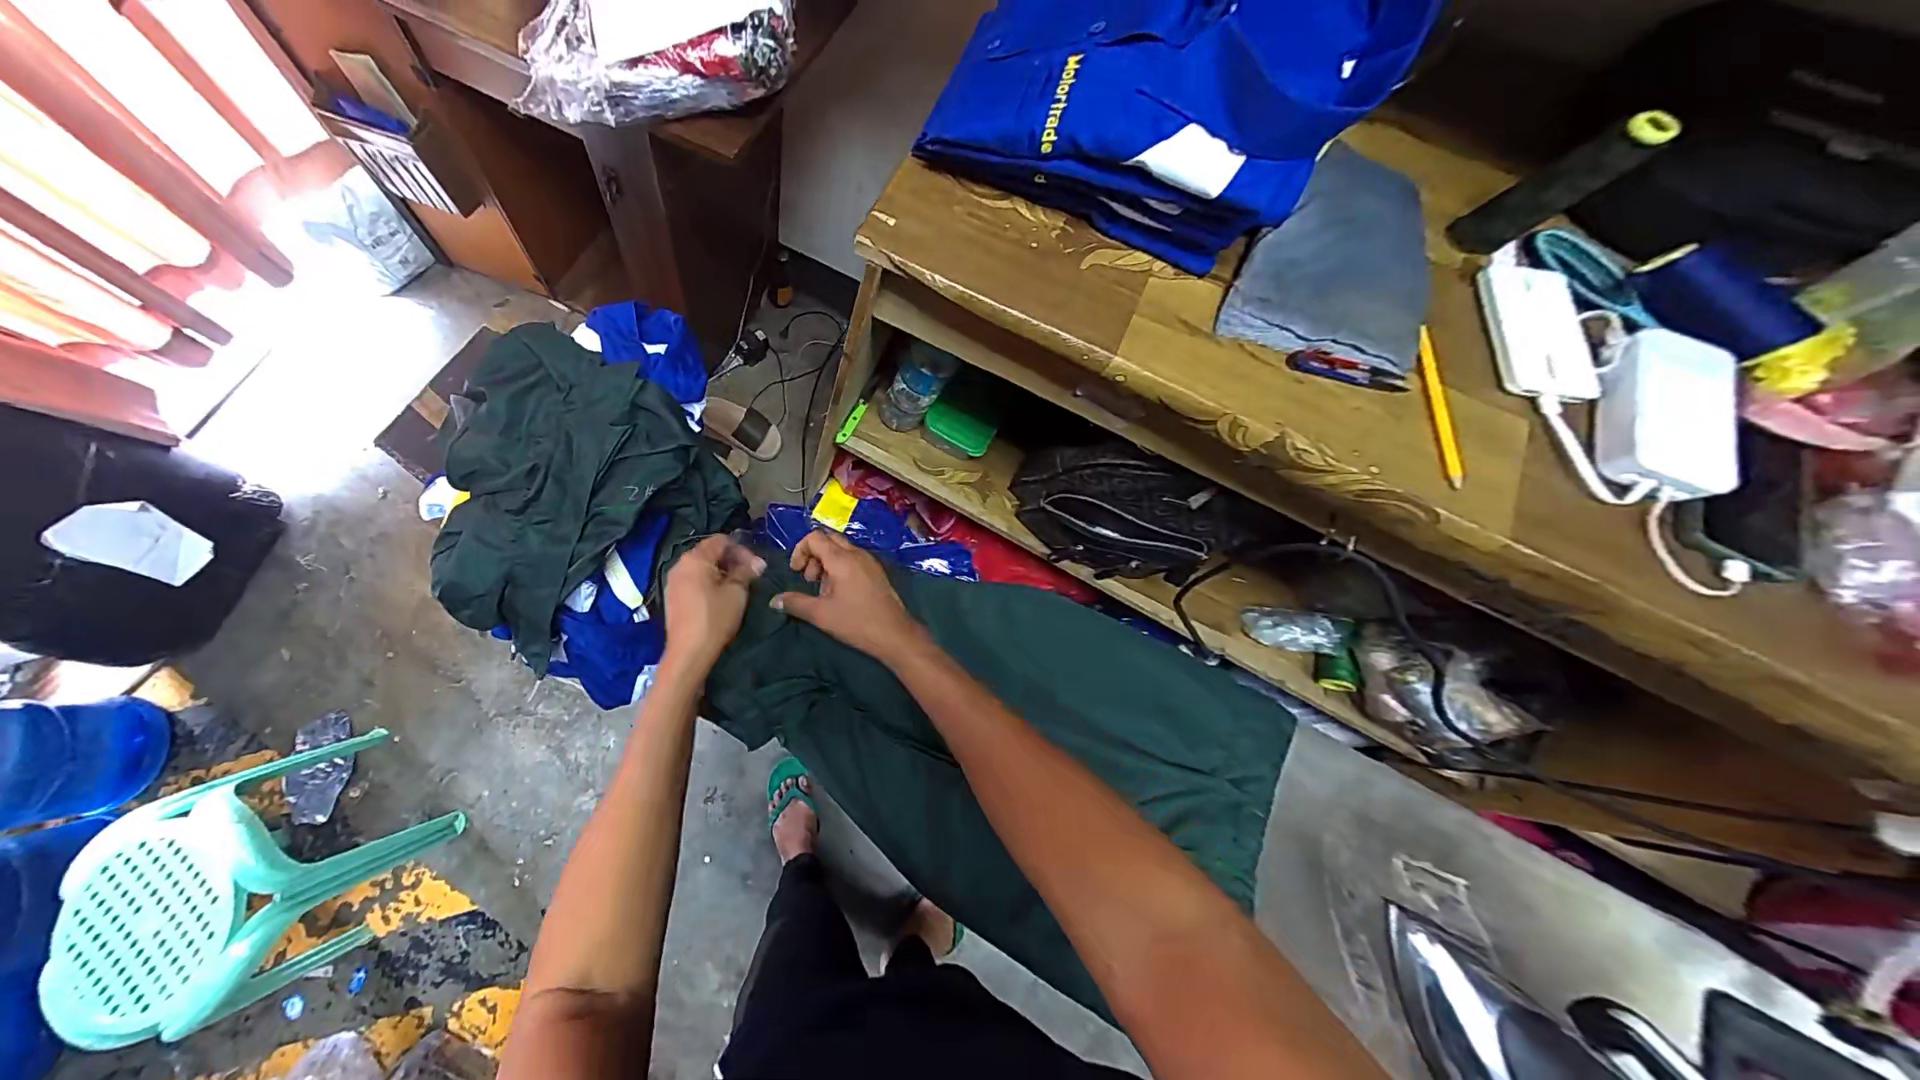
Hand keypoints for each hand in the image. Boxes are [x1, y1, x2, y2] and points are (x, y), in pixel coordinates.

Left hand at [661, 534, 765, 673]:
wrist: (689, 652)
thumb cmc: (715, 617)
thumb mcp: (737, 592)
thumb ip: (745, 572)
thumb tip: (756, 563)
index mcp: (695, 559)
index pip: (721, 541)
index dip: (742, 550)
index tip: (756, 567)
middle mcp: (680, 565)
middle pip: (709, 552)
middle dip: (732, 561)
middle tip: (750, 576)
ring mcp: (673, 581)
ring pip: (701, 567)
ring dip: (721, 572)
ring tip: (737, 587)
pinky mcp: (672, 597)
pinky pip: (693, 580)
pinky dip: (708, 582)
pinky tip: (719, 597)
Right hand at [772, 530, 926, 662]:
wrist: (895, 634)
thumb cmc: (856, 622)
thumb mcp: (821, 614)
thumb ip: (795, 603)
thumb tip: (774, 600)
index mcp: (842, 559)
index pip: (815, 537)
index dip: (800, 551)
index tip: (797, 573)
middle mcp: (857, 554)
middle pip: (829, 539)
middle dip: (813, 555)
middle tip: (809, 579)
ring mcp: (870, 562)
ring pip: (842, 549)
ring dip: (826, 562)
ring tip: (823, 589)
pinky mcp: (877, 572)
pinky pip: (853, 559)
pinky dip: (841, 568)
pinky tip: (840, 593)